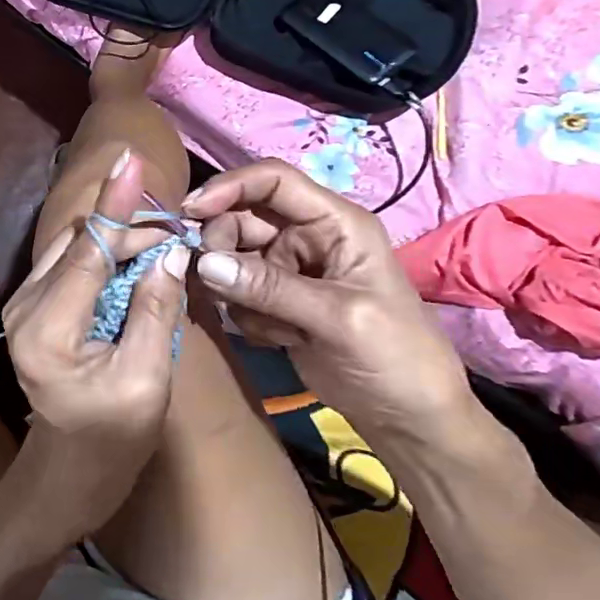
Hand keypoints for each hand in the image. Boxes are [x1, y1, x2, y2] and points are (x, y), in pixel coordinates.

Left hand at [1, 149, 186, 542]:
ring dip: (115, 238)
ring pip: (72, 247)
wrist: (69, 472)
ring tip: (162, 244)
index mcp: (47, 328)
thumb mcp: (145, 379)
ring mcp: (23, 305)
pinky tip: (135, 259)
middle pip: (78, 242)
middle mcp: (24, 306)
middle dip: (126, 226)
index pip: (86, 250)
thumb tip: (171, 252)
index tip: (131, 159)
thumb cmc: (112, 438)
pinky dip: (103, 254)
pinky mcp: (32, 307)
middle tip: (174, 232)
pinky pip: (69, 264)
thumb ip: (154, 310)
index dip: (115, 204)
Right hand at [181, 158, 470, 442]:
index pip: (273, 180)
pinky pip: (237, 292)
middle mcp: (307, 236)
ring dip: (236, 290)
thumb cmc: (395, 357)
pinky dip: (245, 315)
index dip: (229, 187)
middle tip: (217, 283)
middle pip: (242, 217)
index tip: (191, 212)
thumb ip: (270, 287)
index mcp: (335, 222)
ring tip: (272, 326)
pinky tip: (280, 340)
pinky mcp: (276, 301)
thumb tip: (203, 262)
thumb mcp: (337, 318)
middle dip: (223, 247)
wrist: (408, 419)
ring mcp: (290, 269)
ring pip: (232, 257)